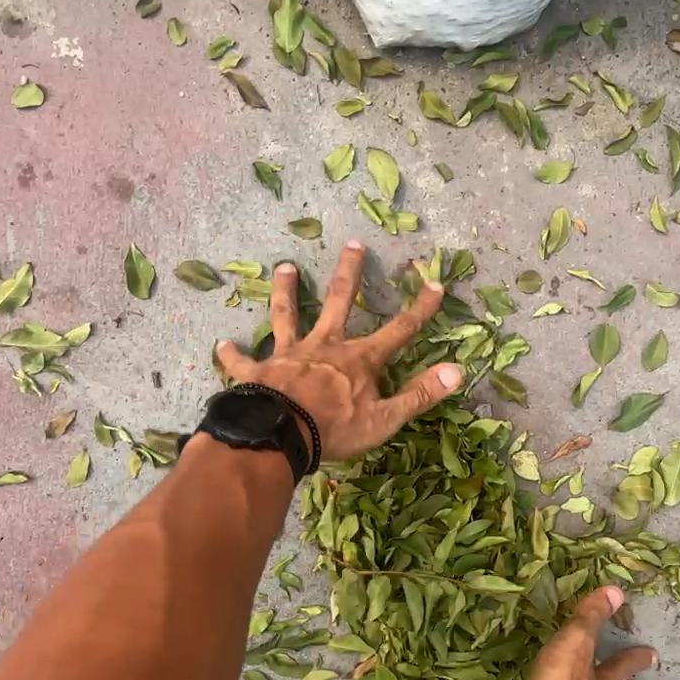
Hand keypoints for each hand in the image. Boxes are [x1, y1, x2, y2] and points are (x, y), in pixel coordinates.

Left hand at [215, 240, 463, 461]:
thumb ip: (420, 394)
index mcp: (359, 359)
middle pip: (339, 301)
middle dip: (349, 272)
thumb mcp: (386, 418)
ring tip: (284, 267)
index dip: (419, 309)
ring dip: (286, 291)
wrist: (281, 435)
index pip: (399, 330)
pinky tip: (221, 344)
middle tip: (353, 244)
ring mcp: (289, 355)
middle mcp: (325, 346)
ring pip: (287, 315)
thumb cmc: (336, 429)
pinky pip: (242, 362)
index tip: (435, 283)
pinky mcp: (258, 372)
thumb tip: (458, 371)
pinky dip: (232, 355)